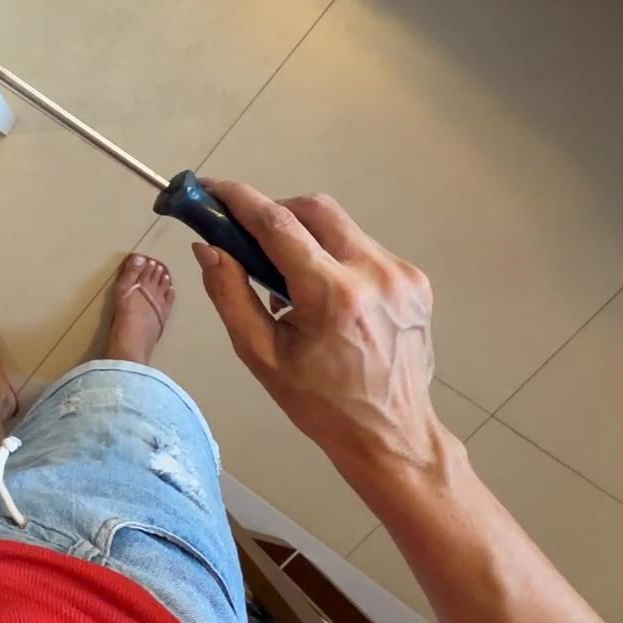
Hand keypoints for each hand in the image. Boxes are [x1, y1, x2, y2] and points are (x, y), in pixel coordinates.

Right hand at [191, 179, 455, 479]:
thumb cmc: (316, 400)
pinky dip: (330, 253)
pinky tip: (320, 291)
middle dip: (273, 211)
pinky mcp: (415, 281)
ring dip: (302, 234)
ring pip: (340, 225)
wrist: (391, 434)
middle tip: (247, 238)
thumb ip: (229, 293)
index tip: (209, 189)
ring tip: (285, 276)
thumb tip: (207, 248)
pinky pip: (361, 246)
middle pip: (314, 208)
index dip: (238, 199)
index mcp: (332, 294)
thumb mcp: (258, 352)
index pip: (277, 223)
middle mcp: (374, 273)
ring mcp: (402, 274)